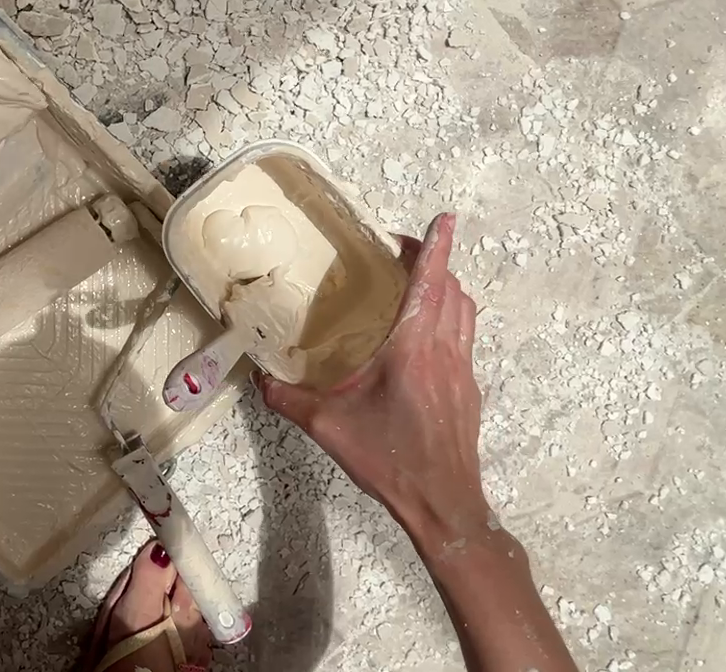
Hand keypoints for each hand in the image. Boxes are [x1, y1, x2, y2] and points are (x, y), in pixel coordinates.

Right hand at [257, 213, 489, 552]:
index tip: (446, 218)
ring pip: (464, 311)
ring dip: (446, 286)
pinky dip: (449, 314)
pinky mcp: (468, 389)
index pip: (429, 286)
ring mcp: (462, 371)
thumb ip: (285, 396)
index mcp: (411, 349)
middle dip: (436, 260)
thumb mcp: (325, 425)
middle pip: (451, 290)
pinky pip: (463, 335)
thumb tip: (257, 377)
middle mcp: (442, 352)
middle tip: (403, 248)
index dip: (438, 248)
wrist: (444, 506)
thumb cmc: (388, 459)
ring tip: (416, 278)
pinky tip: (420, 330)